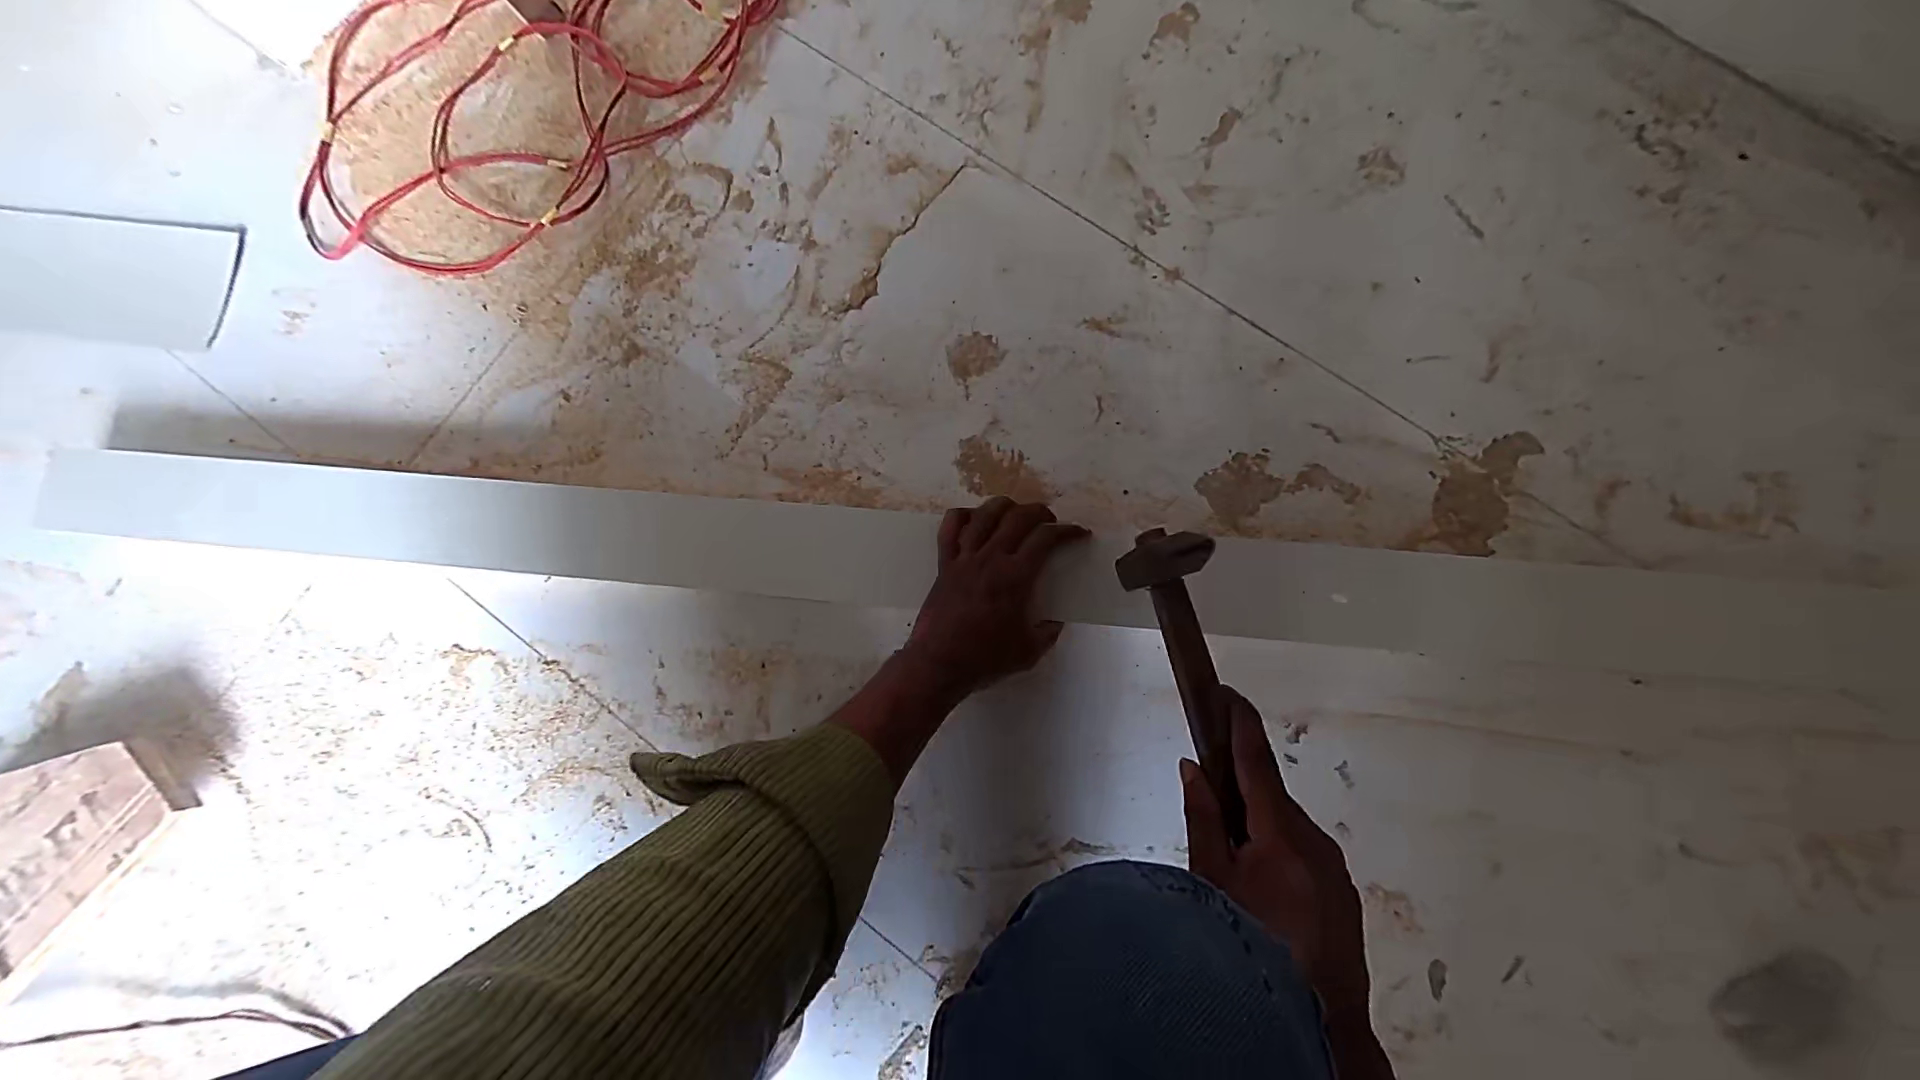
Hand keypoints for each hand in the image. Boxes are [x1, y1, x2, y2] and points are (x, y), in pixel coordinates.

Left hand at [901, 496, 1089, 703]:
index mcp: (1015, 577)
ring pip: (984, 515)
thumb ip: (1047, 633)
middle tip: (1050, 520)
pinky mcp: (944, 565)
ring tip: (1016, 511)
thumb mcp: (1029, 651)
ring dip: (1005, 506)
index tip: (1078, 533)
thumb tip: (1054, 622)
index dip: (1067, 531)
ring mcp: (964, 559)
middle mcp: (990, 559)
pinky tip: (974, 518)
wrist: (938, 664)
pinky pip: (950, 529)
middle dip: (1040, 512)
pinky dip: (963, 516)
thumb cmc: (985, 660)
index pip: (1046, 539)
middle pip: (1018, 518)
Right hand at [1182, 685, 1371, 1014]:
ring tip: (1228, 854)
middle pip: (1270, 795)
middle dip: (1239, 786)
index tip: (1226, 693)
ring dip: (1256, 821)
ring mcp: (1335, 868)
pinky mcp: (1342, 889)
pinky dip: (1276, 845)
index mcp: (1283, 835)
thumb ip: (1202, 819)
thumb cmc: (1251, 948)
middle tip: (1206, 791)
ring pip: (1286, 824)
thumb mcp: (1212, 881)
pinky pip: (1303, 849)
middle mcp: (1316, 842)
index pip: (1257, 762)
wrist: (1319, 1023)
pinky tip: (1258, 879)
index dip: (1240, 722)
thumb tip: (1193, 769)